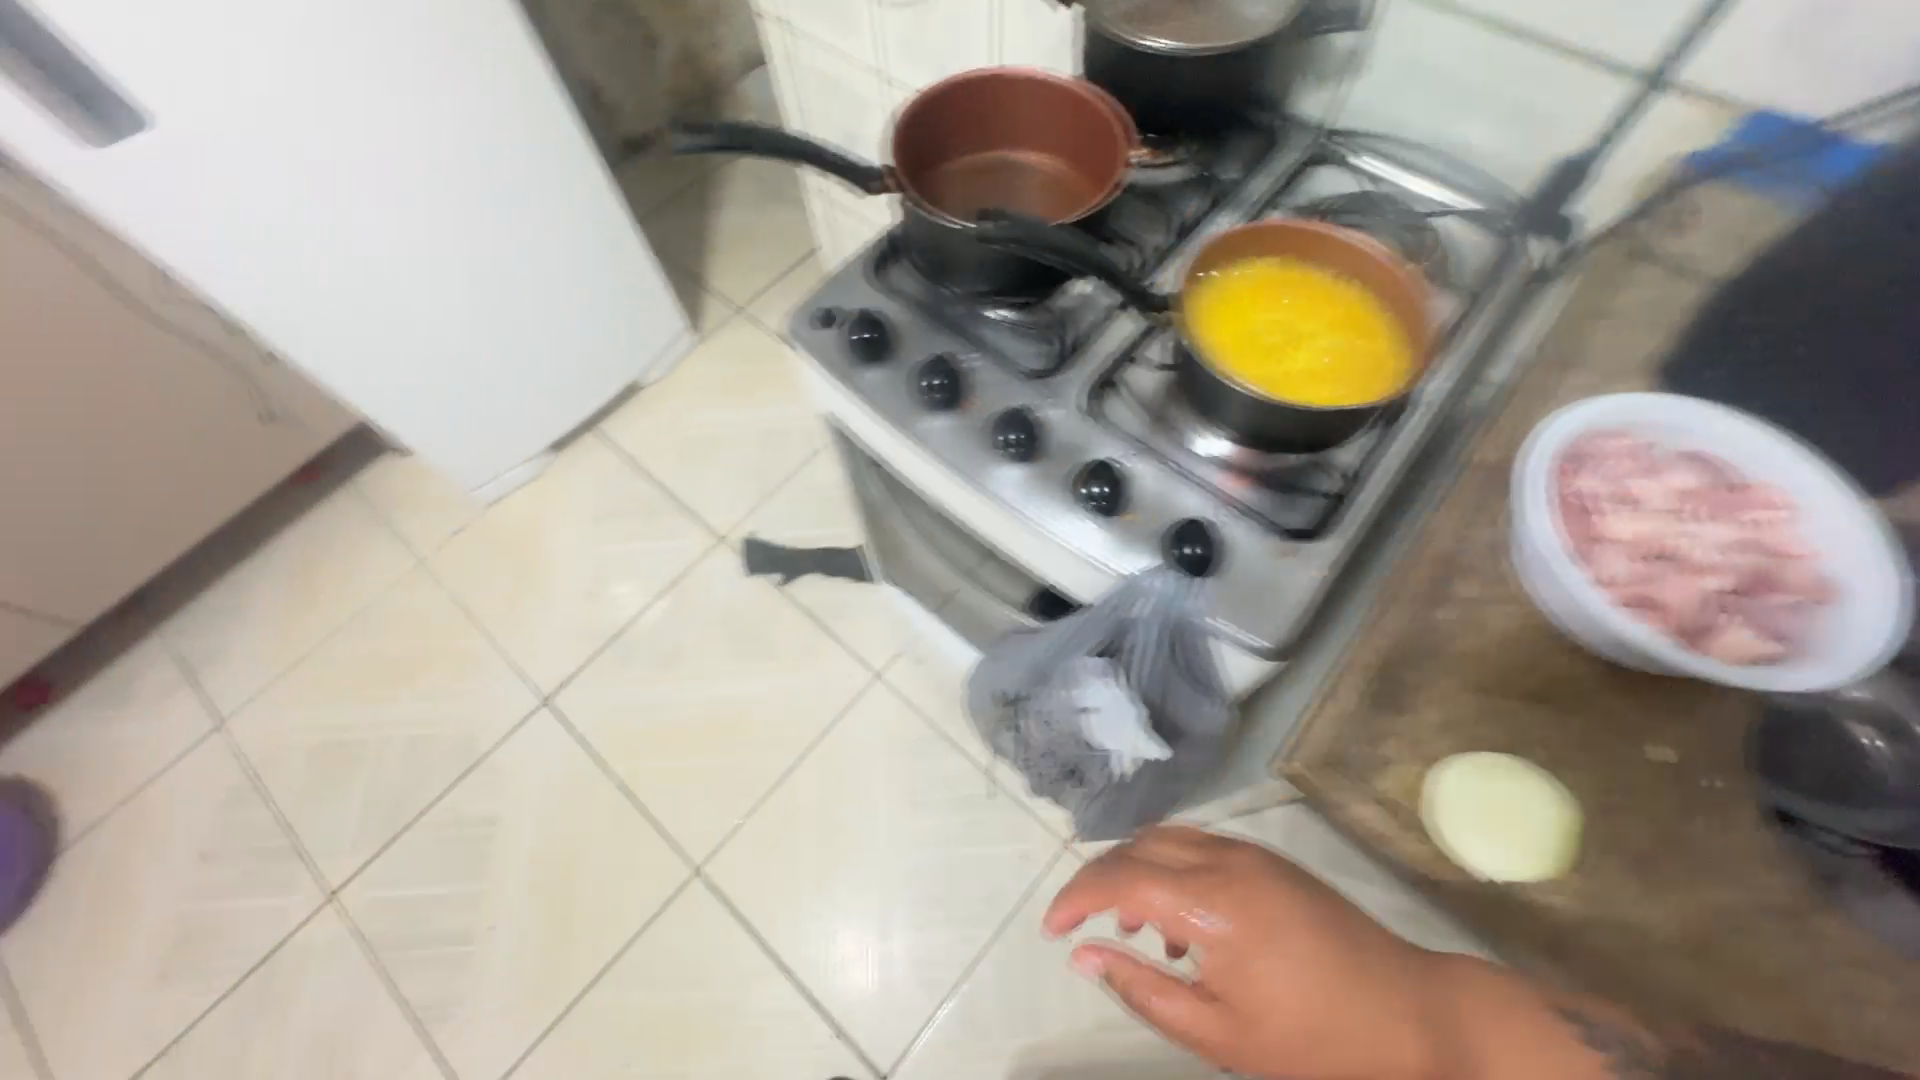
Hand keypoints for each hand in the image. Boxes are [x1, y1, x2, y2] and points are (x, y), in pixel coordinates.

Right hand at [1045, 825, 1454, 1079]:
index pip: (1119, 879)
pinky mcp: (1270, 860)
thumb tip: (1084, 955)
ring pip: (1167, 839)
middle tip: (1079, 923)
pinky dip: (1170, 869)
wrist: (1414, 1014)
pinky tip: (1181, 924)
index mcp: (1210, 902)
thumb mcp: (1218, 1033)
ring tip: (1130, 927)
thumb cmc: (1313, 1038)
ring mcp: (1251, 854)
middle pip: (1137, 847)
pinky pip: (1199, 847)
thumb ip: (1142, 989)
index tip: (1051, 929)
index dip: (1075, 899)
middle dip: (1098, 878)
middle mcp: (1224, 859)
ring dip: (1134, 869)